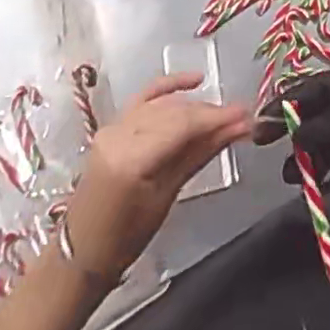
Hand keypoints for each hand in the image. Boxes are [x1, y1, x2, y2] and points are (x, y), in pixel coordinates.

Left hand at [64, 73, 251, 279]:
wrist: (82, 249)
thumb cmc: (126, 236)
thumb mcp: (167, 196)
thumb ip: (199, 155)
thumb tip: (236, 131)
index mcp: (132, 158)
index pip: (183, 125)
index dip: (218, 117)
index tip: (247, 117)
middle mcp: (120, 134)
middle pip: (175, 112)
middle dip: (211, 113)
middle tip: (244, 119)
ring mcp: (113, 127)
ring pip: (163, 105)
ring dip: (196, 107)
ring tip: (226, 115)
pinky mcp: (112, 127)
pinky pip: (143, 99)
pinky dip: (168, 88)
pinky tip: (193, 81)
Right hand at [255, 66, 329, 205]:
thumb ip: (323, 127)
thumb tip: (292, 134)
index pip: (305, 91)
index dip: (281, 108)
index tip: (259, 130)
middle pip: (310, 117)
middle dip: (292, 136)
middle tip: (268, 152)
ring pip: (323, 142)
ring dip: (308, 159)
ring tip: (297, 180)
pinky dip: (329, 174)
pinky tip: (320, 188)